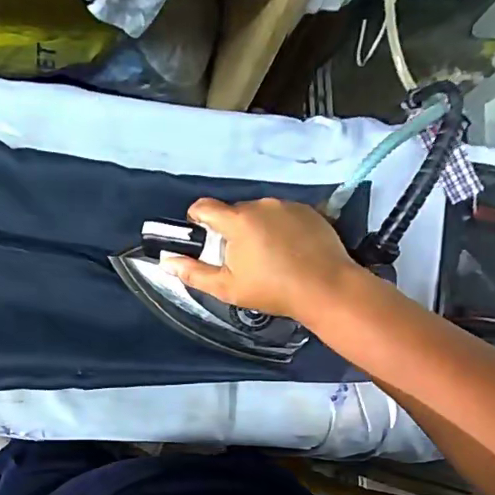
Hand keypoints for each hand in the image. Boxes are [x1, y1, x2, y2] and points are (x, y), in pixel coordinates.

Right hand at [160, 197, 361, 321]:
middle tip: (239, 259)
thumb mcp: (227, 288)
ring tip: (268, 257)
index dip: (196, 220)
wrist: (327, 288)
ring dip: (256, 229)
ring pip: (259, 213)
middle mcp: (261, 204)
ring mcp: (287, 205)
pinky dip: (279, 228)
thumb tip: (167, 262)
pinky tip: (289, 251)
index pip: (204, 206)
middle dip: (230, 230)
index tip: (202, 239)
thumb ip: (193, 272)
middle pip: (233, 211)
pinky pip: (282, 215)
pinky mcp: (308, 211)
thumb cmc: (272, 289)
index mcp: (237, 220)